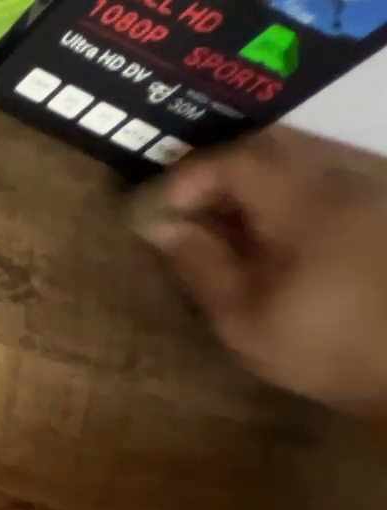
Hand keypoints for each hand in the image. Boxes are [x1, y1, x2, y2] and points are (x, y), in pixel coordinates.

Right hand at [135, 130, 386, 419]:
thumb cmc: (317, 345)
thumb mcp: (239, 314)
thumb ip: (200, 263)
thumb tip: (162, 226)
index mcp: (308, 209)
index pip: (242, 159)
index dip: (189, 178)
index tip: (157, 215)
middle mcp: (348, 186)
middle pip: (273, 152)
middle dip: (214, 180)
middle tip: (177, 221)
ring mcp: (371, 197)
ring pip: (296, 167)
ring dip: (244, 192)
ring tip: (212, 235)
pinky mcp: (378, 216)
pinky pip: (318, 187)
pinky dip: (274, 203)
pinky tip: (257, 242)